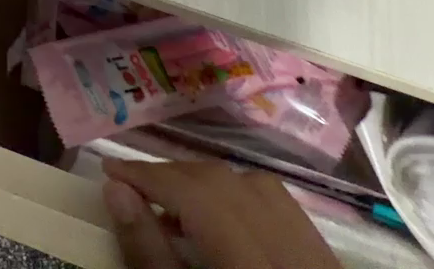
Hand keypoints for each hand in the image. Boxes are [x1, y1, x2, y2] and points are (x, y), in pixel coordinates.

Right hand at [102, 160, 342, 268]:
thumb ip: (147, 252)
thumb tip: (116, 189)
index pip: (198, 198)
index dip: (149, 176)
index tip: (110, 173)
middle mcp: (297, 261)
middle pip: (227, 185)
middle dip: (173, 176)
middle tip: (133, 188)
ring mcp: (324, 264)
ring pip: (260, 189)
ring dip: (207, 183)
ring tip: (174, 204)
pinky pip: (286, 212)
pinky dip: (243, 201)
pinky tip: (218, 223)